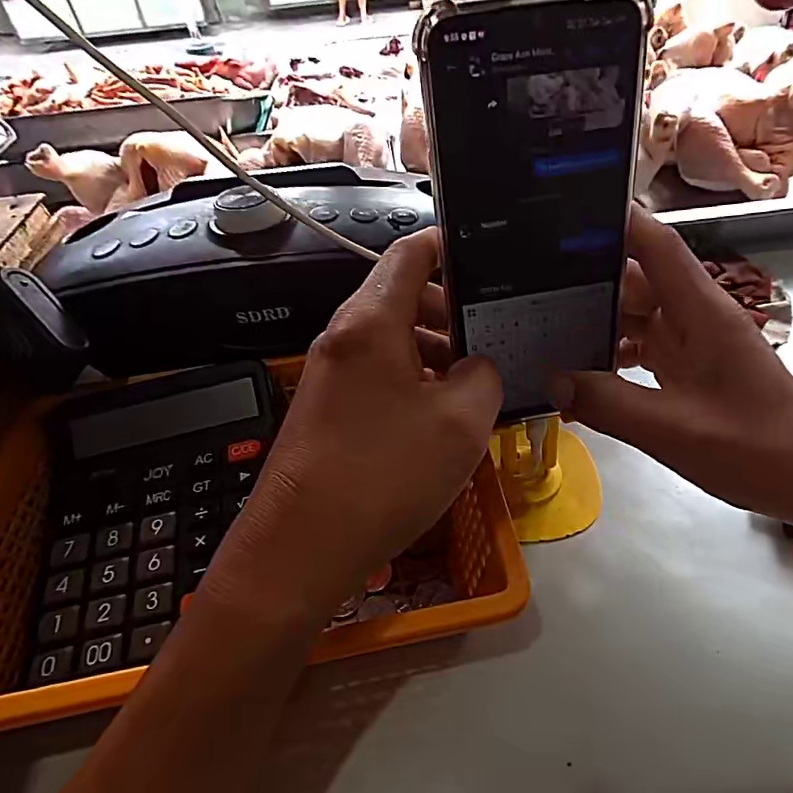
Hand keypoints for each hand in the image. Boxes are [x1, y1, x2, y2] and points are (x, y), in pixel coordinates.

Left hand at [227, 229, 501, 614]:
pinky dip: (412, 385)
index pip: (409, 254)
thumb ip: (484, 376)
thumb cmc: (381, 476)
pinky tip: (440, 421)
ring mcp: (330, 377)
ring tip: (473, 388)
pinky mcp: (328, 412)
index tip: (483, 257)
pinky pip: (378, 379)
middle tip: (490, 340)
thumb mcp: (461, 422)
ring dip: (433, 355)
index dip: (448, 246)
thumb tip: (477, 369)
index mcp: (370, 323)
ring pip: (391, 343)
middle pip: (401, 300)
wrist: (303, 546)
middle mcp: (342, 340)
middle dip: (450, 313)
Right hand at [551, 206, 792, 527]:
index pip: (657, 247)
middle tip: (535, 285)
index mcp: (702, 314)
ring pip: (638, 315)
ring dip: (599, 320)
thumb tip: (554, 383)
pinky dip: (614, 354)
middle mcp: (698, 319)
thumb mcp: (671, 430)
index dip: (618, 223)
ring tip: (549, 327)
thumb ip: (608, 404)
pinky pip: (645, 347)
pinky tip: (583, 373)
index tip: (568, 213)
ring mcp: (696, 345)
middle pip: (639, 280)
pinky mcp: (693, 370)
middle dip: (591, 278)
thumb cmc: (756, 450)